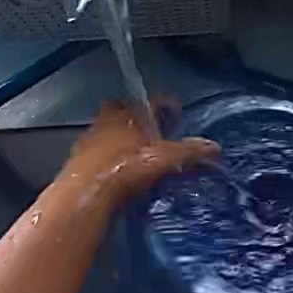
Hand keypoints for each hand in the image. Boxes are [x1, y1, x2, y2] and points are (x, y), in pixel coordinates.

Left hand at [59, 100, 218, 205]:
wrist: (88, 191)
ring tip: (133, 155)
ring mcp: (90, 135)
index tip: (176, 116)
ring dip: (119, 136)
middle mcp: (109, 118)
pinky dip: (105, 155)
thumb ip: (189, 151)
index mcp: (131, 113)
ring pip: (107, 127)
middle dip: (135, 117)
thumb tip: (215, 147)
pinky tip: (114, 170)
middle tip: (149, 133)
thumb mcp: (165, 160)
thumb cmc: (128, 167)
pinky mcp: (77, 155)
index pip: (154, 100)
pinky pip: (95, 148)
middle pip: (123, 108)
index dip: (167, 106)